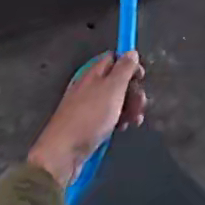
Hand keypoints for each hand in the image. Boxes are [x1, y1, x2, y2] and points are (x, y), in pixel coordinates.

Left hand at [26, 51, 146, 186]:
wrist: (63, 152)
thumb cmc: (90, 116)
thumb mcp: (113, 88)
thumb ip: (124, 68)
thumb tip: (131, 52)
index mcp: (93, 72)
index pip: (114, 58)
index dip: (130, 65)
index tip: (141, 77)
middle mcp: (89, 85)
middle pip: (116, 80)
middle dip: (132, 90)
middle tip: (141, 104)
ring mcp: (87, 105)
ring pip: (114, 99)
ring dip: (128, 107)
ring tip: (135, 120)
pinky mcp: (87, 124)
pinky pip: (107, 116)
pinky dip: (118, 120)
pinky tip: (122, 128)